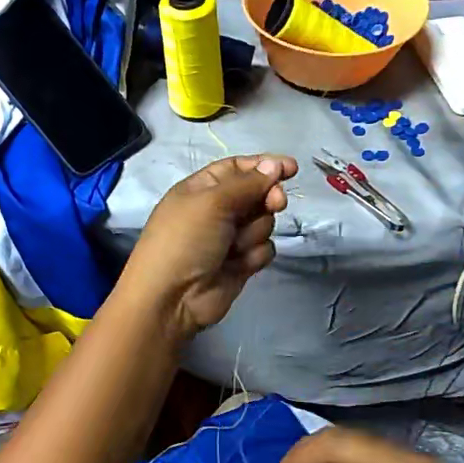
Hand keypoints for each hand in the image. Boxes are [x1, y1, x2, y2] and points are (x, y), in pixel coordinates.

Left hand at [116, 154, 296, 341]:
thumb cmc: (185, 240)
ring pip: (264, 222)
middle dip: (268, 197)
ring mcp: (229, 238)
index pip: (238, 168)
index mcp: (202, 188)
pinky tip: (239, 265)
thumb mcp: (212, 202)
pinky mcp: (241, 263)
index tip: (291, 168)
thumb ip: (247, 182)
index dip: (264, 166)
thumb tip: (275, 164)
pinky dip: (254, 255)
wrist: (172, 298)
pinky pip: (264, 249)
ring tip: (234, 247)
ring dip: (254, 232)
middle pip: (257, 193)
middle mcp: (216, 210)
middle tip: (275, 203)